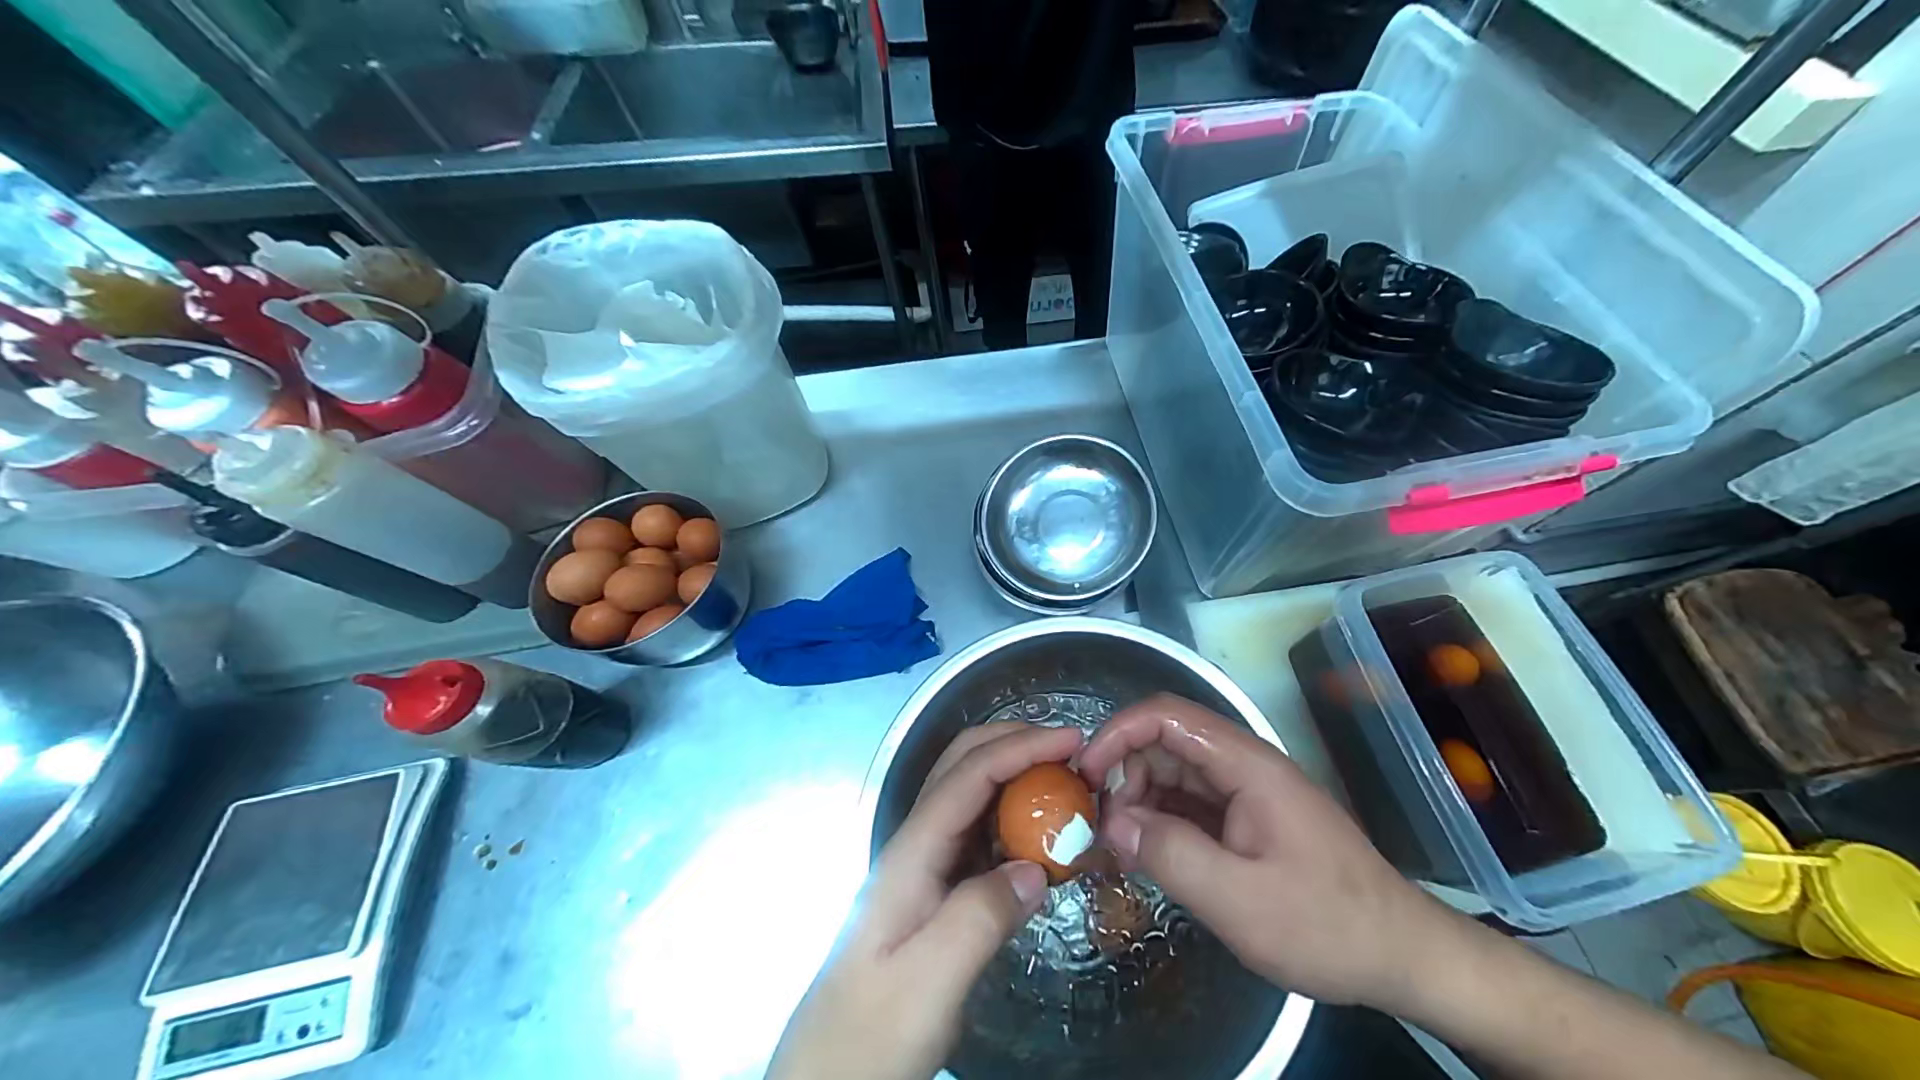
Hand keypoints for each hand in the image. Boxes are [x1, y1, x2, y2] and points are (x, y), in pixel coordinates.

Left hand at [769, 722, 1083, 1079]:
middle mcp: (916, 845)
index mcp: (911, 851)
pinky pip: (981, 837)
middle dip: (1016, 745)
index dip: (1021, 747)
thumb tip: (1037, 868)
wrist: (829, 1072)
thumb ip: (981, 918)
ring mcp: (925, 866)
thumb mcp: (929, 981)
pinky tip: (1043, 841)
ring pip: (973, 797)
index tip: (1074, 740)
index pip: (968, 775)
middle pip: (963, 767)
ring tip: (1068, 790)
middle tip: (1073, 755)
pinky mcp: (937, 892)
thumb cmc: (872, 1029)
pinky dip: (1015, 821)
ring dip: (1017, 778)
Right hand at [1077, 694, 1457, 1009]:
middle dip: (1120, 773)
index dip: (1117, 734)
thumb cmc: (1328, 927)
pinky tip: (1142, 853)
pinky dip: (1156, 820)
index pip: (1166, 716)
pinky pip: (1185, 802)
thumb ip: (1170, 855)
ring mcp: (1243, 791)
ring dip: (1135, 799)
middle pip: (1162, 741)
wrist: (1404, 958)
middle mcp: (1242, 765)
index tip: (1085, 775)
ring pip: (1169, 771)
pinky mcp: (1243, 818)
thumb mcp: (1241, 900)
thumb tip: (1110, 823)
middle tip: (1097, 826)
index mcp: (1246, 765)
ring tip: (1115, 846)